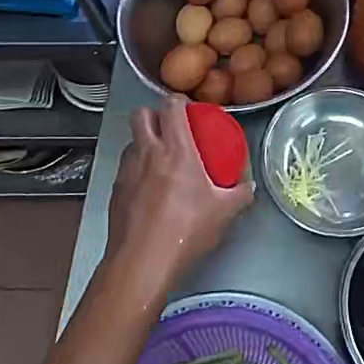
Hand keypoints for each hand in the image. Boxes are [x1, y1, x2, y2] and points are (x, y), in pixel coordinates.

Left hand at [106, 95, 253, 291]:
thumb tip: (249, 186)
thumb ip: (240, 194)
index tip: (189, 109)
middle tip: (170, 127)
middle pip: (141, 114)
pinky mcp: (115, 191)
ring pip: (131, 140)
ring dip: (144, 141)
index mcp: (176, 149)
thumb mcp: (223, 212)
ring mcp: (127, 171)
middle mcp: (147, 153)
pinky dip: (136, 168)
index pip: (171, 107)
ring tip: (160, 158)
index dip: (179, 101)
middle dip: (154, 114)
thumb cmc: (185, 230)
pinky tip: (149, 188)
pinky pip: (125, 167)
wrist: (142, 262)